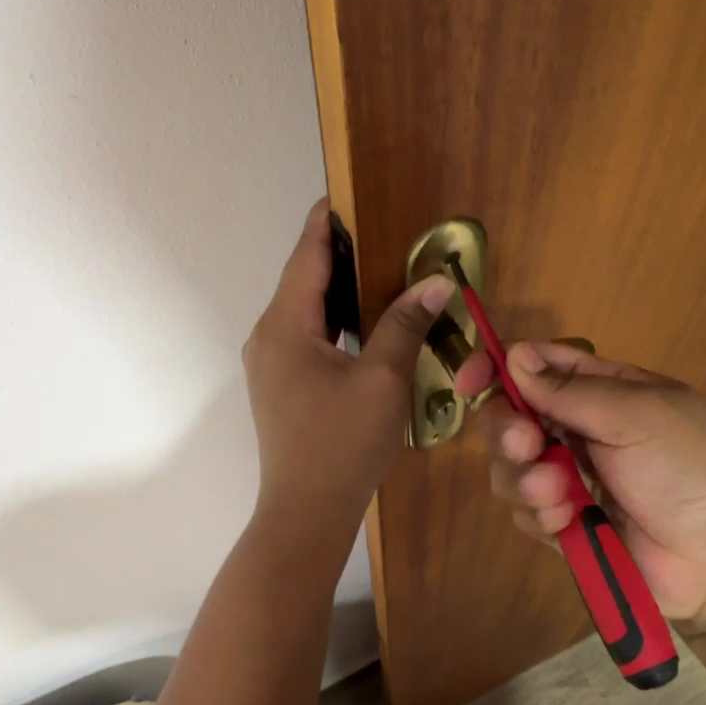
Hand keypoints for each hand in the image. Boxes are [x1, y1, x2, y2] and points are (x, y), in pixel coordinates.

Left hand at [243, 200, 453, 517]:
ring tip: (385, 269)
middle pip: (303, 277)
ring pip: (305, 309)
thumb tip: (436, 282)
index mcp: (285, 324)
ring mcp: (270, 363)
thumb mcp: (382, 381)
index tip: (356, 191)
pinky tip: (367, 323)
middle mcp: (268, 335)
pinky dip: (335, 320)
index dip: (330, 218)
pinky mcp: (281, 386)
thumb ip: (405, 325)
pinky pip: (307, 336)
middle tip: (388, 229)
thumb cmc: (341, 444)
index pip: (306, 252)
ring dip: (340, 288)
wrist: (304, 513)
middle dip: (342, 251)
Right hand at [454, 341, 705, 625]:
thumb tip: (512, 355)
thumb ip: (568, 389)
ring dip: (526, 479)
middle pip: (511, 418)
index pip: (537, 368)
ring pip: (509, 468)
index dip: (498, 369)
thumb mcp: (636, 414)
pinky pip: (525, 511)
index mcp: (604, 391)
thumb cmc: (690, 467)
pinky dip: (540, 515)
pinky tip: (569, 523)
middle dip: (509, 432)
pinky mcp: (564, 525)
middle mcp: (581, 431)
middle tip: (527, 447)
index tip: (468, 381)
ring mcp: (571, 479)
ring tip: (559, 497)